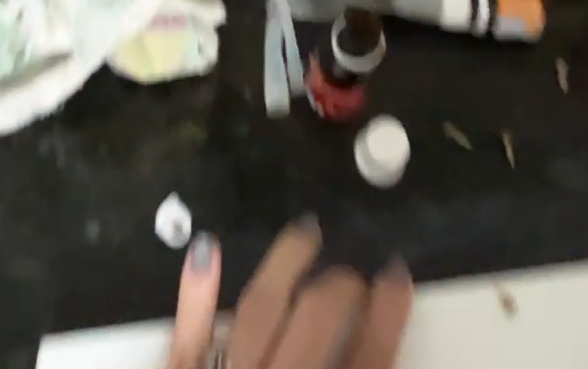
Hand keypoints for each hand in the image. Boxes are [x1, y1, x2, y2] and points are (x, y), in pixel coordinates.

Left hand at [167, 217, 413, 368]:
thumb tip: (389, 355)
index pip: (373, 352)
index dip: (392, 309)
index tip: (398, 272)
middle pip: (321, 315)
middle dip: (342, 285)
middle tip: (352, 273)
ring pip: (261, 308)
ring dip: (286, 263)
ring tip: (306, 232)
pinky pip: (189, 339)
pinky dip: (196, 294)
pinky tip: (205, 249)